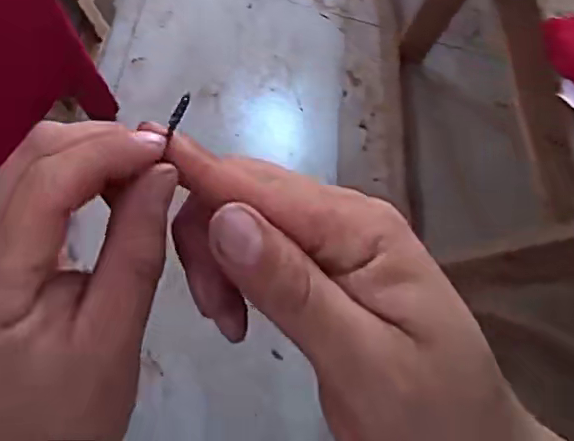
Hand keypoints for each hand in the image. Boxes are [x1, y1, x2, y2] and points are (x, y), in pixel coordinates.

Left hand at [0, 121, 178, 440]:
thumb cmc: (68, 415)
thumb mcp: (113, 342)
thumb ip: (136, 249)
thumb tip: (161, 170)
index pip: (45, 183)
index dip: (105, 151)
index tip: (161, 146)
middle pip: (30, 157)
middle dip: (98, 142)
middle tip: (155, 156)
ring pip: (26, 160)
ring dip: (85, 151)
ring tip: (136, 169)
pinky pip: (22, 181)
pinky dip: (68, 171)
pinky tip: (102, 183)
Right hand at [161, 129, 549, 440]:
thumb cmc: (435, 421)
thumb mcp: (366, 367)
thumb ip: (293, 288)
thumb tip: (223, 215)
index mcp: (355, 225)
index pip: (256, 183)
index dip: (195, 169)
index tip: (138, 158)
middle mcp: (338, 213)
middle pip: (241, 190)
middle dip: (205, 235)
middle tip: (211, 309)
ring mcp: (328, 233)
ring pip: (239, 211)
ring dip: (215, 255)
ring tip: (227, 321)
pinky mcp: (315, 257)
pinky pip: (252, 239)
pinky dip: (229, 267)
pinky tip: (238, 312)